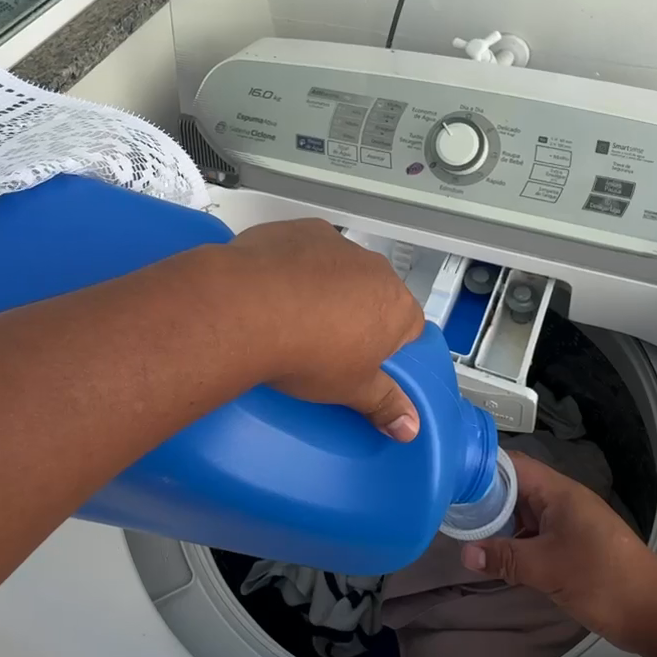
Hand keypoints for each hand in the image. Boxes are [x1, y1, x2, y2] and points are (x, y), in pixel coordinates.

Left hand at [201, 219, 425, 441]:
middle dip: (355, 313)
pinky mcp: (297, 229)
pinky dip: (292, 265)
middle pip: (373, 292)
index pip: (408, 325)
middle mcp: (372, 266)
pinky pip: (303, 250)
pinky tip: (270, 291)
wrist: (247, 309)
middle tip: (324, 344)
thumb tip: (409, 427)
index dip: (386, 344)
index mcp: (396, 304)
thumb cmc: (306, 351)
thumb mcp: (350, 389)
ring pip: (337, 268)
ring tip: (292, 317)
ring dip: (323, 286)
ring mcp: (334, 242)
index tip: (363, 360)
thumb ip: (385, 404)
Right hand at [460, 452, 656, 656]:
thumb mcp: (548, 569)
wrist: (655, 613)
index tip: (452, 478)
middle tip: (454, 508)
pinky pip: (536, 530)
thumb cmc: (602, 579)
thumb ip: (505, 558)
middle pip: (516, 486)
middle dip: (486, 496)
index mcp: (558, 491)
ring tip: (467, 529)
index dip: (481, 468)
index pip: (512, 464)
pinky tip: (497, 552)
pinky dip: (516, 538)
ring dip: (500, 520)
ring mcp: (568, 521)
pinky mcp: (572, 542)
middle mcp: (562, 498)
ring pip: (525, 510)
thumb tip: (465, 553)